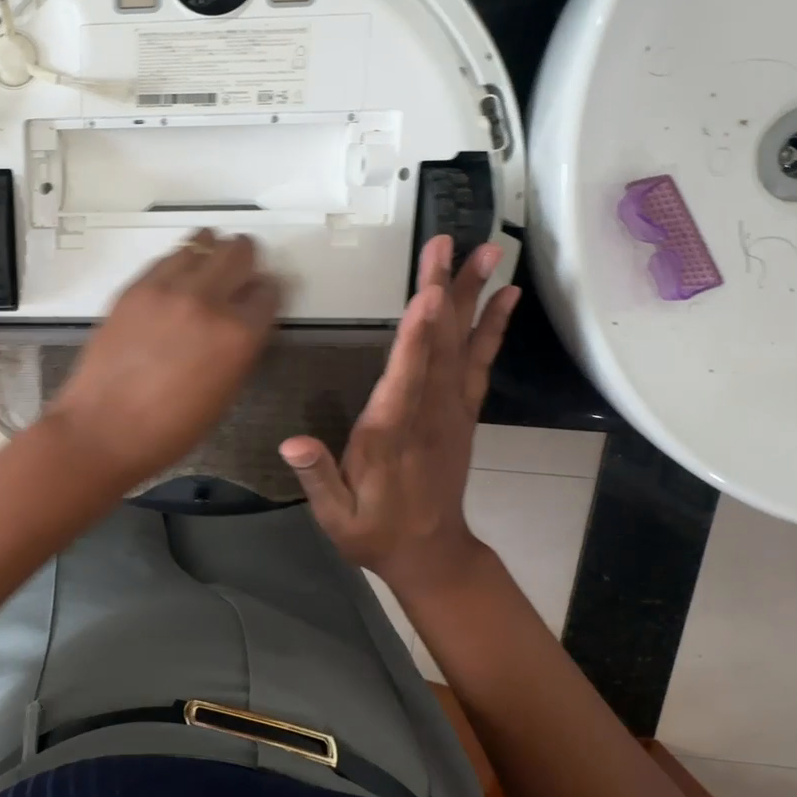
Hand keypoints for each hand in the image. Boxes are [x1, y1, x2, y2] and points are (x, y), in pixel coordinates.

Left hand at [47, 229, 281, 483]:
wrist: (103, 430)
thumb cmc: (170, 430)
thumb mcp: (226, 392)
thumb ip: (240, 347)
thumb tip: (241, 319)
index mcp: (239, 336)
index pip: (268, 291)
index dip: (263, 296)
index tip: (255, 302)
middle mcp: (208, 302)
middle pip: (240, 251)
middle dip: (244, 261)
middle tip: (235, 275)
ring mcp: (167, 290)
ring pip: (202, 242)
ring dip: (210, 253)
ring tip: (203, 272)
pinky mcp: (134, 288)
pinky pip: (167, 258)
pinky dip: (178, 263)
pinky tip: (174, 282)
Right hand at [280, 235, 520, 590]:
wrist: (430, 553)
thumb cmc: (373, 532)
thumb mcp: (335, 516)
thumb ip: (318, 476)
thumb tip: (293, 443)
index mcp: (390, 437)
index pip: (404, 382)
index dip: (415, 338)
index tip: (427, 295)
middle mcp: (427, 416)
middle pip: (436, 347)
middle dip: (441, 291)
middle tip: (447, 243)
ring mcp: (451, 412)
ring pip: (461, 346)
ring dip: (472, 296)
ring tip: (485, 252)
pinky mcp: (463, 412)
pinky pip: (479, 364)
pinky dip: (492, 328)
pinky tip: (504, 296)